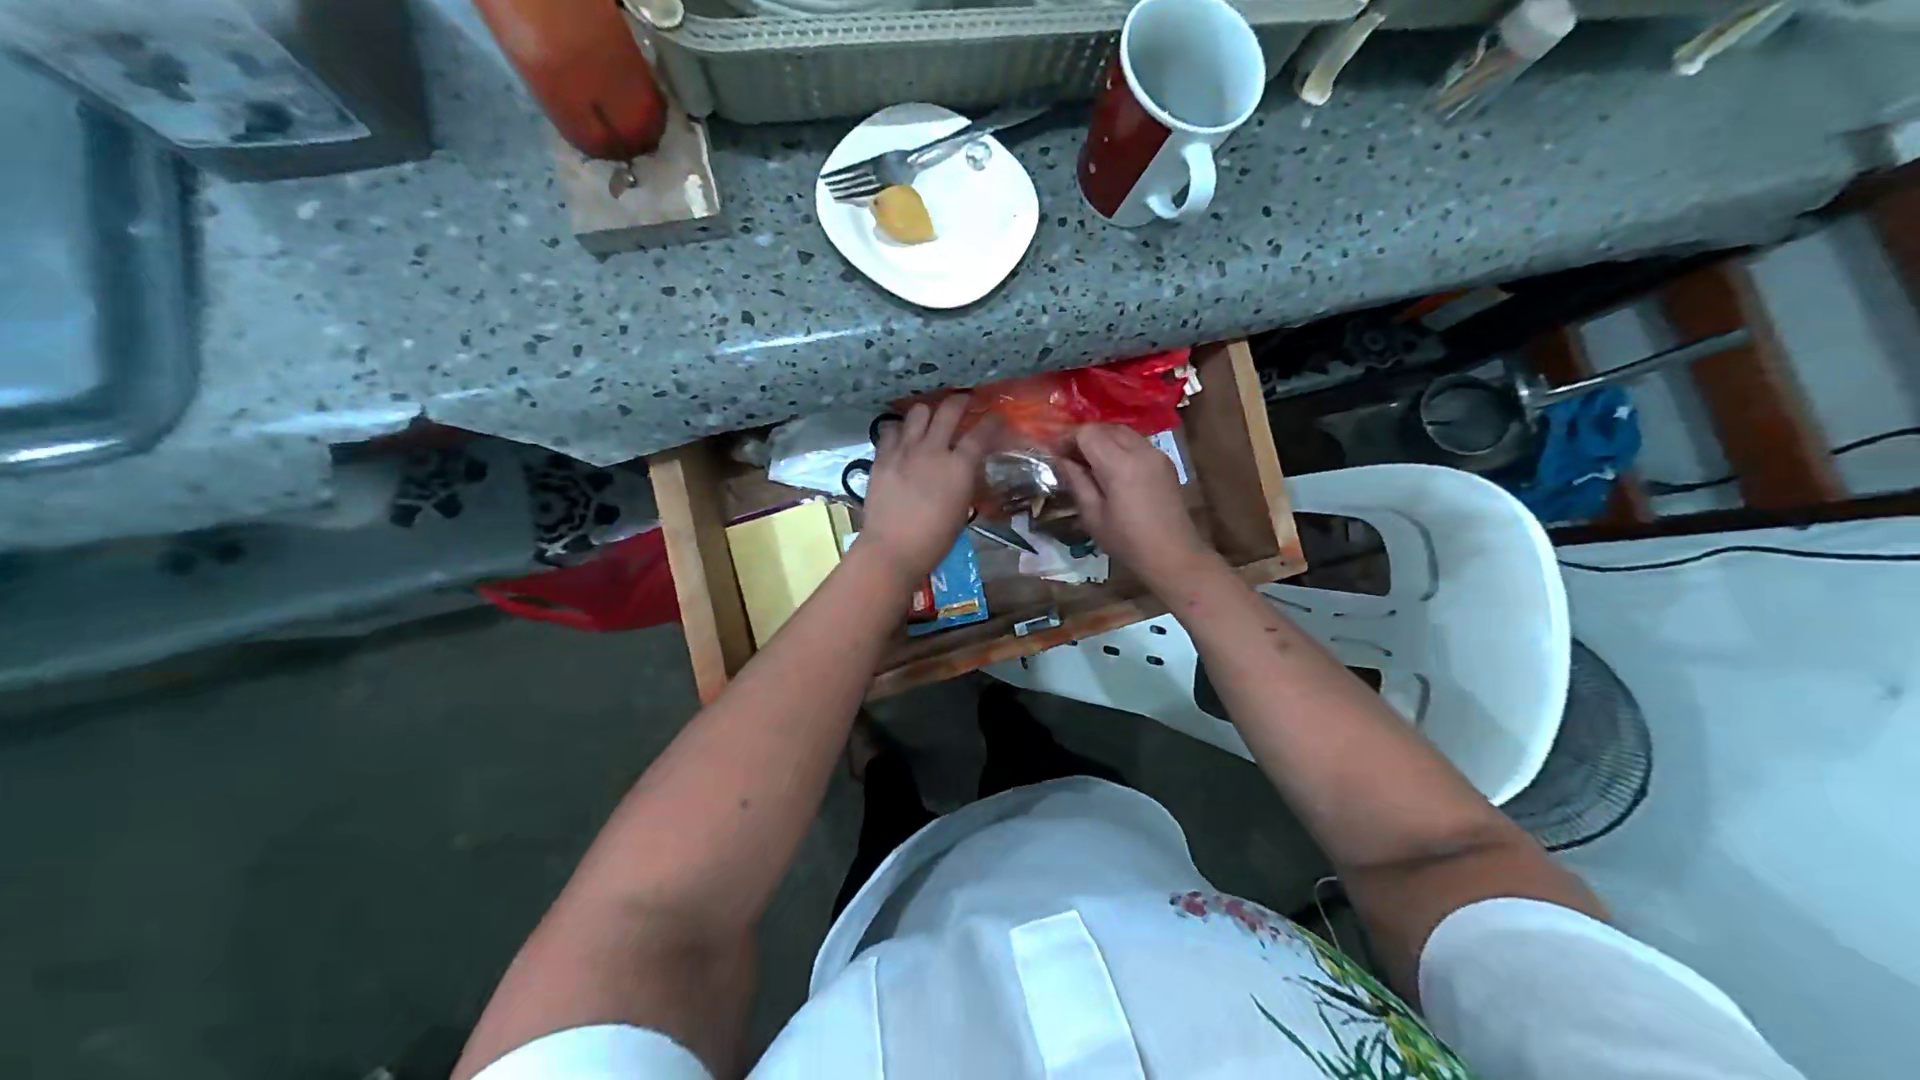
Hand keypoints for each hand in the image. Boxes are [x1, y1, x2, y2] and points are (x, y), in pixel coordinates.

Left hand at [857, 396, 987, 585]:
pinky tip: (902, 436)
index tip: (997, 417)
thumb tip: (966, 469)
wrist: (892, 548)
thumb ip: (964, 482)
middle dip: (960, 401)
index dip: (992, 422)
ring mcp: (904, 450)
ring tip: (930, 417)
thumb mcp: (961, 510)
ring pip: (918, 412)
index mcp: (959, 467)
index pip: (981, 434)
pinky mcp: (882, 457)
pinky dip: (900, 429)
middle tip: (964, 400)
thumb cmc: (934, 539)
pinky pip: (891, 430)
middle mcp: (933, 450)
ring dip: (928, 412)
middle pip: (949, 410)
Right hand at [1059, 424, 1222, 588]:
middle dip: (1084, 436)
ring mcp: (1156, 454)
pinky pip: (1136, 443)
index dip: (1067, 438)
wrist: (1174, 555)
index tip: (1054, 452)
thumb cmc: (1128, 542)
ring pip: (1122, 432)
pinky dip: (1118, 446)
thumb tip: (1061, 459)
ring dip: (1102, 439)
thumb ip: (1077, 481)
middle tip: (1067, 456)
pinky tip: (1110, 467)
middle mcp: (1140, 451)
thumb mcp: (1093, 515)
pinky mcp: (1165, 462)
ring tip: (1087, 461)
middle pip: (1105, 427)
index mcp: (1120, 465)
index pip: (1088, 433)